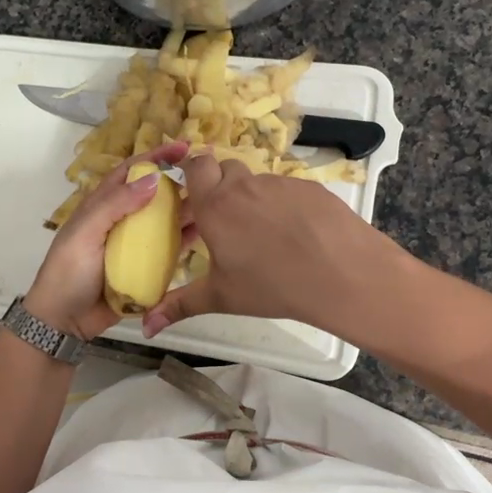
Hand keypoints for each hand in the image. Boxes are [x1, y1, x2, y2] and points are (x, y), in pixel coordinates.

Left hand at [25, 141, 190, 341]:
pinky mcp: (146, 268)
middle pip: (153, 193)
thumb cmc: (68, 273)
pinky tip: (208, 230)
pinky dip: (187, 238)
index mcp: (101, 206)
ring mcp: (134, 245)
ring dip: (187, 207)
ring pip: (165, 219)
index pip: (130, 172)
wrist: (64, 321)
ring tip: (215, 199)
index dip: (154, 157)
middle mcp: (120, 220)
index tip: (183, 147)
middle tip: (209, 173)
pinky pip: (170, 249)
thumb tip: (151, 179)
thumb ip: (114, 205)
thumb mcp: (85, 234)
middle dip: (178, 180)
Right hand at [142, 153, 415, 338]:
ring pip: (255, 181)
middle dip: (217, 185)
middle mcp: (243, 186)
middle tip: (218, 217)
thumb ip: (179, 306)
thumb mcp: (221, 297)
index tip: (188, 191)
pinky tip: (291, 235)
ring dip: (248, 197)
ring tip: (257, 233)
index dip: (190, 171)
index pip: (194, 165)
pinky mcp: (310, 188)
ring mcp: (279, 184)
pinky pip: (285, 190)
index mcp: (214, 205)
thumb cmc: (273, 285)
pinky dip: (279, 205)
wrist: (346, 275)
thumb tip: (145, 328)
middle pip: (223, 168)